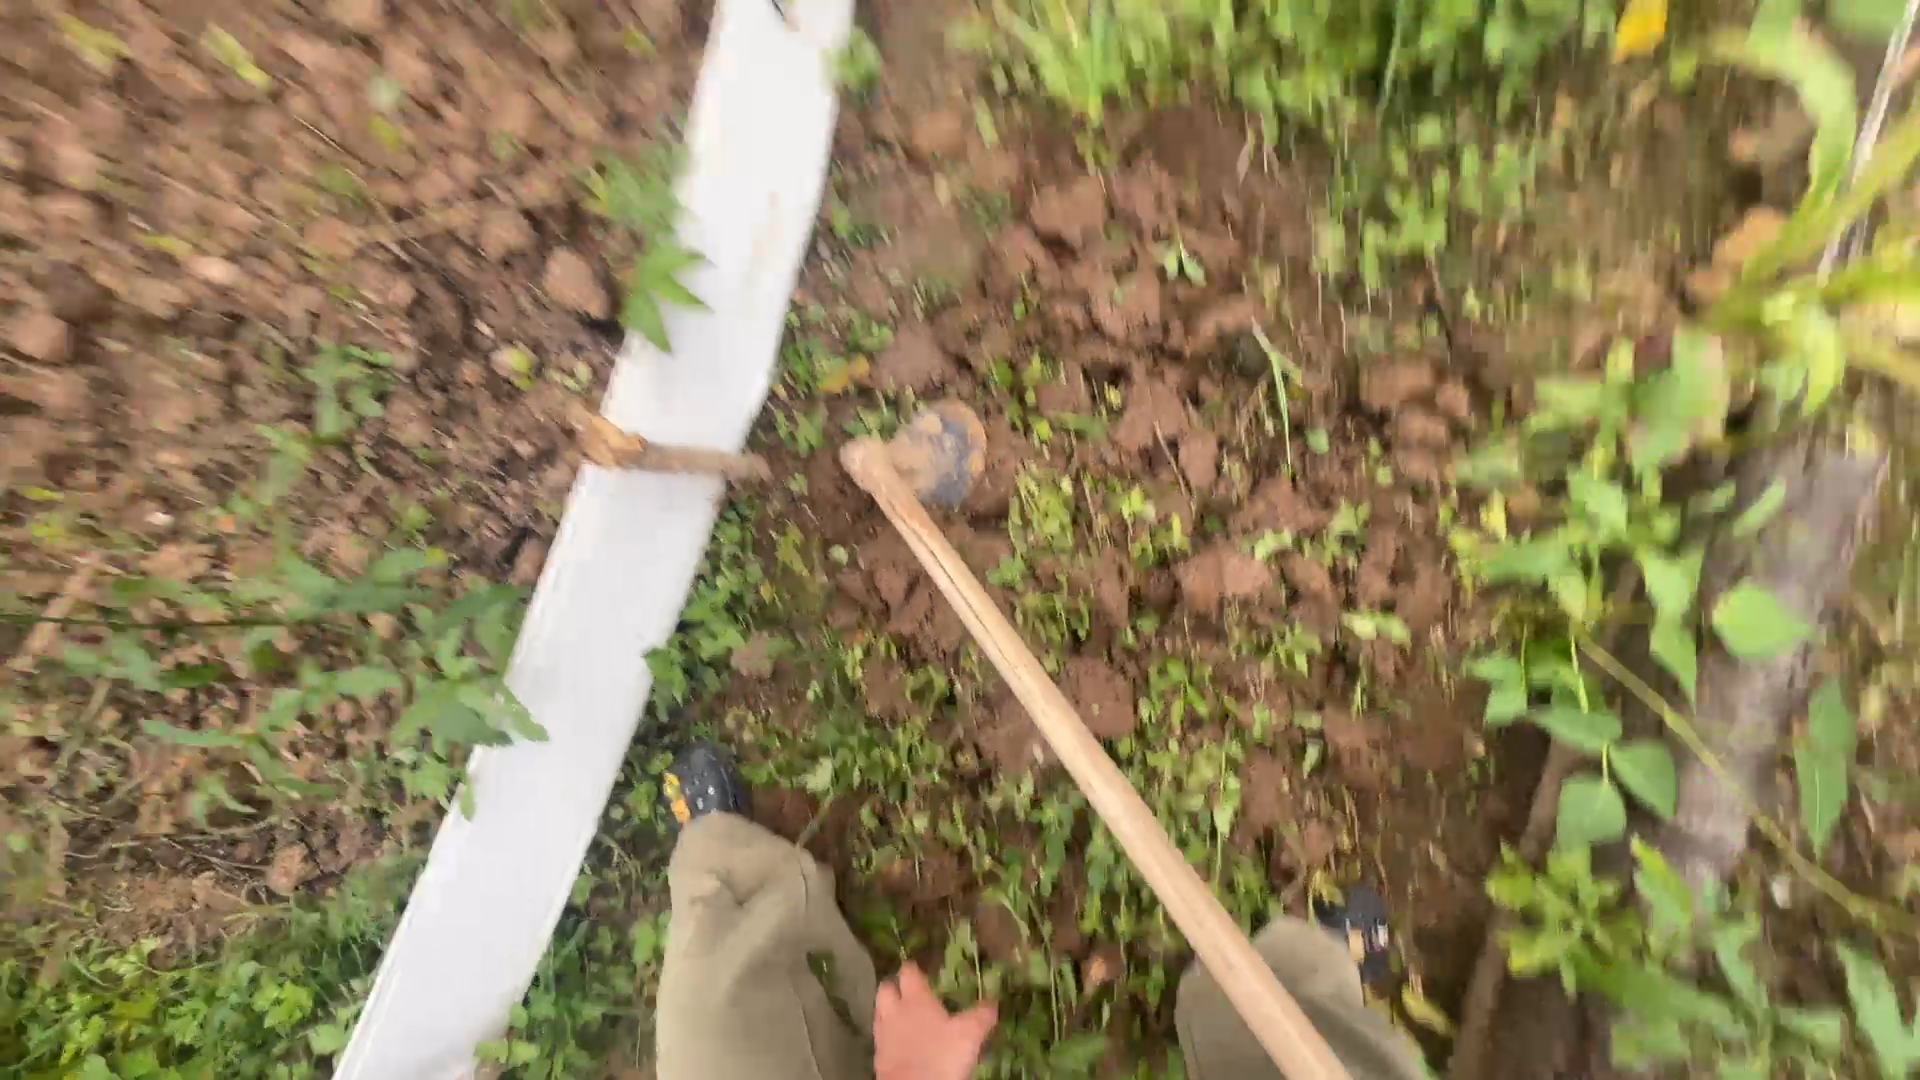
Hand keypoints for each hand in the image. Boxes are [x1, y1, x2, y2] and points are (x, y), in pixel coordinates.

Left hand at [873, 963, 996, 1079]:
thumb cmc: (941, 1056)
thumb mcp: (969, 1034)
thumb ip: (981, 1015)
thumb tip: (993, 1001)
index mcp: (916, 998)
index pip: (908, 972)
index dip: (913, 969)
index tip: (919, 970)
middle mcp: (895, 1011)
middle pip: (886, 988)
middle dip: (894, 987)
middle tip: (907, 992)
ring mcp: (883, 1034)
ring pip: (879, 1013)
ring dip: (888, 1012)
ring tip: (902, 1018)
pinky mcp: (878, 1057)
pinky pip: (880, 1039)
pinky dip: (887, 1037)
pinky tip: (899, 1045)